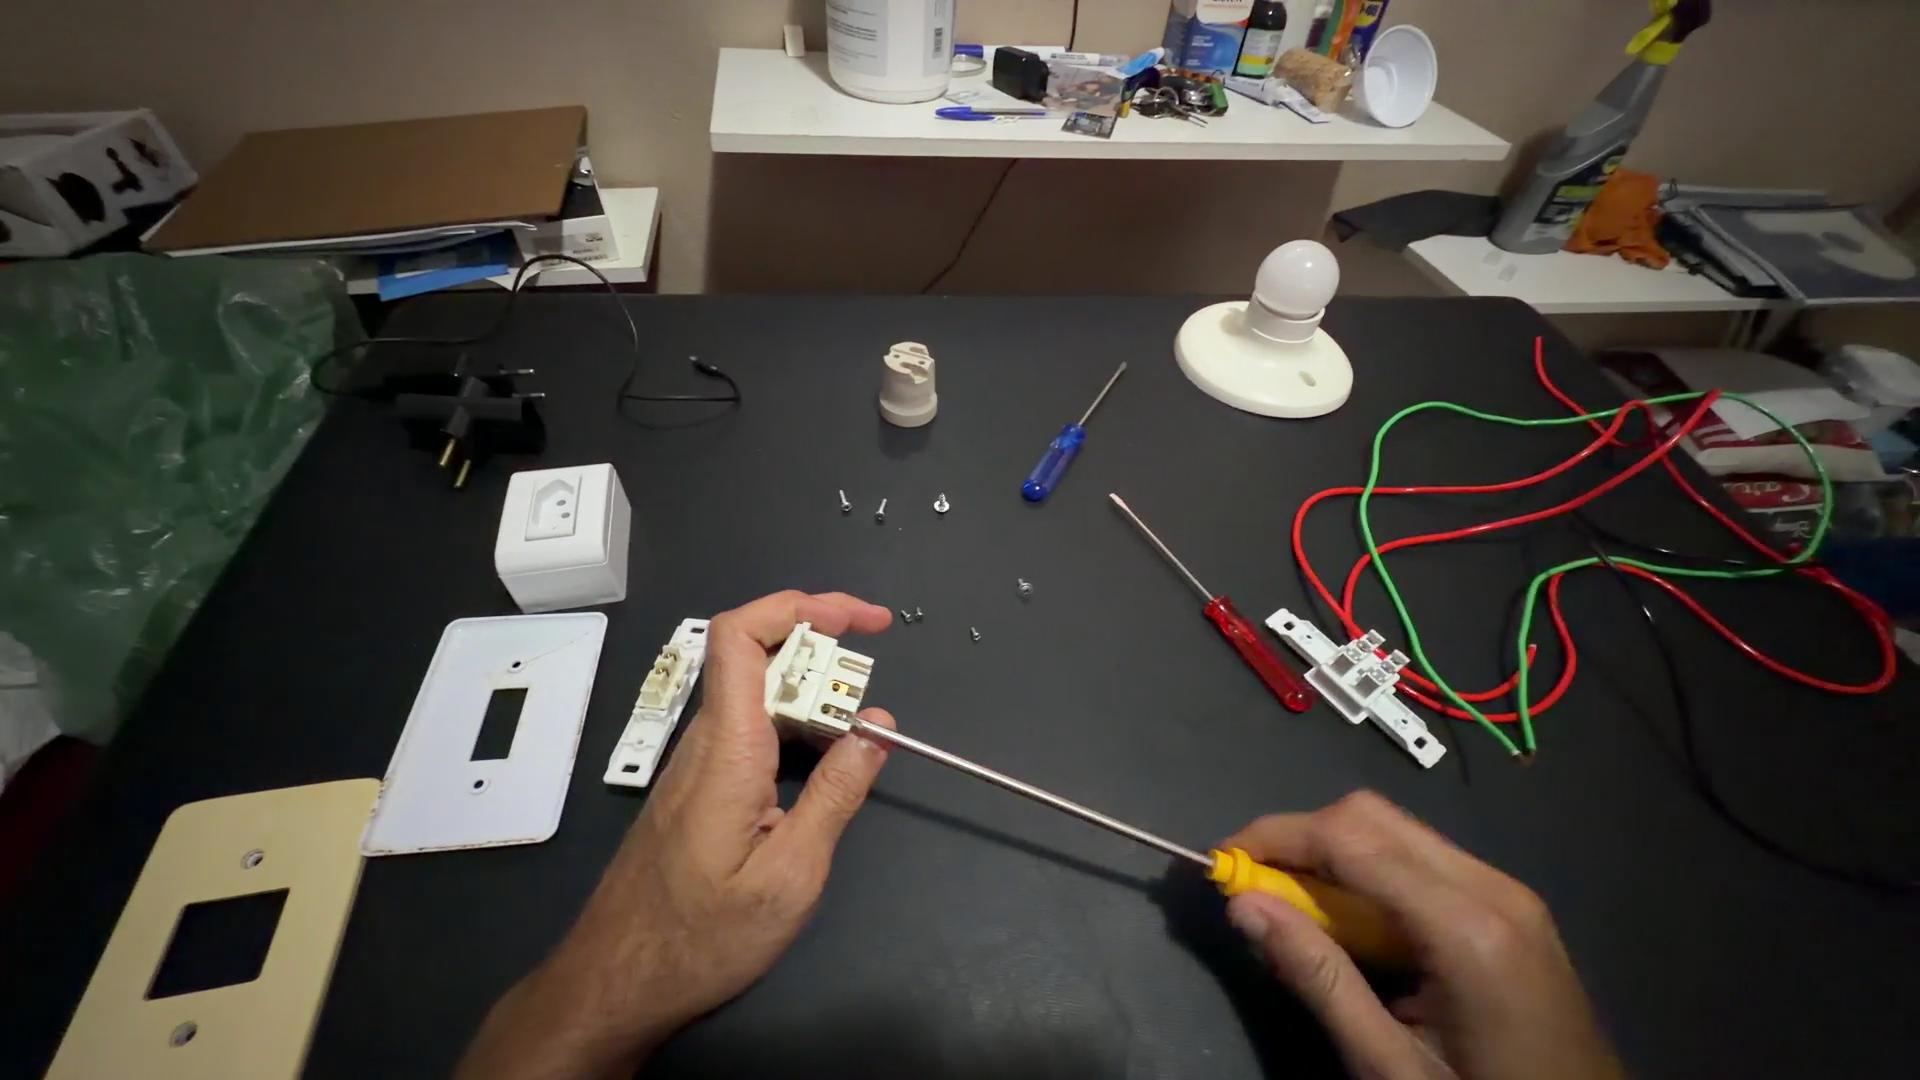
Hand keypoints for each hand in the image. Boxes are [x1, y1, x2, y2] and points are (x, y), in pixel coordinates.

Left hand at [455, 591, 894, 1079]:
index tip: (859, 619)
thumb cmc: (702, 937)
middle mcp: (707, 738)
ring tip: (859, 721)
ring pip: (756, 690)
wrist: (615, 985)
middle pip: (757, 652)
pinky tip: (824, 754)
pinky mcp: (700, 781)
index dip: (800, 606)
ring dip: (812, 686)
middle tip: (871, 679)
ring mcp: (699, 759)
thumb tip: (878, 727)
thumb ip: (837, 794)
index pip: (741, 636)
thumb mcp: (790, 874)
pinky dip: (796, 720)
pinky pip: (751, 724)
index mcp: (728, 747)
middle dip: (823, 642)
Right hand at [1224, 792, 1625, 1079]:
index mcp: (1468, 930)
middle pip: (1368, 816)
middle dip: (1299, 838)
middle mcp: (1493, 889)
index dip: (1274, 837)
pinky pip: (1418, 857)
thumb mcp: (1390, 1067)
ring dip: (1330, 854)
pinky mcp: (1509, 906)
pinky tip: (1352, 922)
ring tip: (1296, 908)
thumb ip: (1316, 978)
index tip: (1221, 863)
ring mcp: (1508, 893)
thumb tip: (1242, 905)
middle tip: (1255, 886)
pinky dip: (1366, 871)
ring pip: (1391, 829)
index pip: (1349, 838)